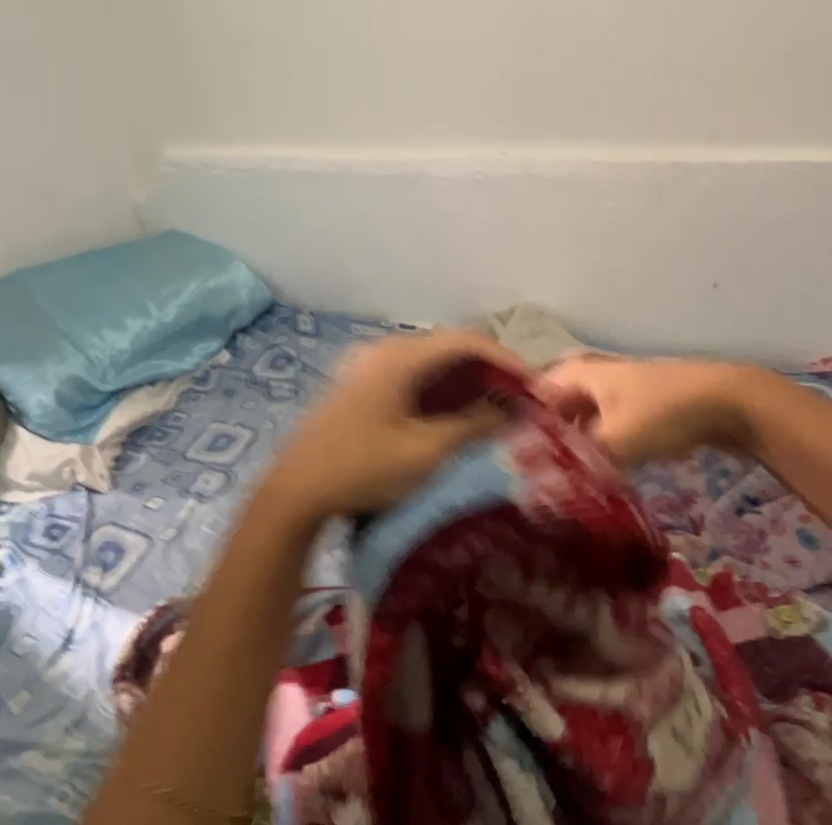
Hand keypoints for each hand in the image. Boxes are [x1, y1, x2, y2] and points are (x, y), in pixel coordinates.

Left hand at [265, 331, 528, 517]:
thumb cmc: (361, 469)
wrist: (294, 491)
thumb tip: (506, 412)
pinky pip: (412, 376)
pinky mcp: (361, 387)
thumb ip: (471, 425)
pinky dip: (441, 389)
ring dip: (465, 380)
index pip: (467, 340)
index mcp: (399, 357)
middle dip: (489, 369)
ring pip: (430, 362)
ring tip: (496, 407)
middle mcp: (383, 350)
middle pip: (449, 346)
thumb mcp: (425, 452)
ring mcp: (368, 367)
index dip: (507, 360)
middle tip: (521, 399)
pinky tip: (456, 414)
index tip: (536, 388)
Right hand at [535, 354, 769, 463]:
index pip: (534, 395)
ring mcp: (620, 391)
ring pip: (585, 420)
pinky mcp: (642, 409)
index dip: (521, 424)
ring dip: (577, 447)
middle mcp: (594, 377)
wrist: (731, 402)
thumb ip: (577, 463)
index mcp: (579, 374)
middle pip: (558, 409)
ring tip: (565, 478)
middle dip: (549, 439)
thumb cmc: (663, 412)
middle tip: (537, 473)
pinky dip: (602, 448)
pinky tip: (601, 473)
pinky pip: (609, 428)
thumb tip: (541, 489)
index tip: (512, 457)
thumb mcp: (615, 440)